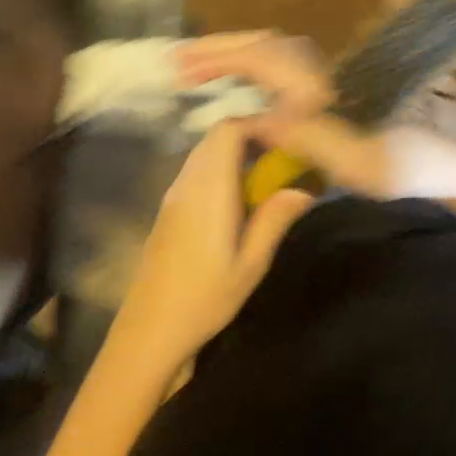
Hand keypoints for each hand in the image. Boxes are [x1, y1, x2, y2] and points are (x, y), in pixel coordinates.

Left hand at [114, 121, 316, 364]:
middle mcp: (187, 184)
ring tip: (266, 180)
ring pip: (204, 153)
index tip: (288, 139)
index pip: (228, 131)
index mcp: (209, 190)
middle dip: (251, 138)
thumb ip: (275, 219)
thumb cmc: (205, 299)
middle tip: (283, 159)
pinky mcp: (168, 210)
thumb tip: (305, 190)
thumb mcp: (251, 264)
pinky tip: (239, 201)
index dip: (258, 125)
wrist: (150, 330)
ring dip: (235, 155)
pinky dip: (220, 171)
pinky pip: (196, 172)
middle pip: (215, 137)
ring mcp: (173, 196)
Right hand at [176, 31, 387, 196]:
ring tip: (199, 68)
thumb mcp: (356, 159)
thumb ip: (301, 135)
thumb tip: (247, 118)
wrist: (444, 156)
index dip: (219, 60)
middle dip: (219, 49)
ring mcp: (330, 77)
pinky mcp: (334, 88)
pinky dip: (254, 66)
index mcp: (325, 87)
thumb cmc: (404, 163)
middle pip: (265, 45)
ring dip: (235, 54)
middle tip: (178, 60)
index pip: (262, 58)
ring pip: (275, 52)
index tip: (183, 69)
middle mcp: (325, 71)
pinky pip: (285, 65)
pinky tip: (239, 83)